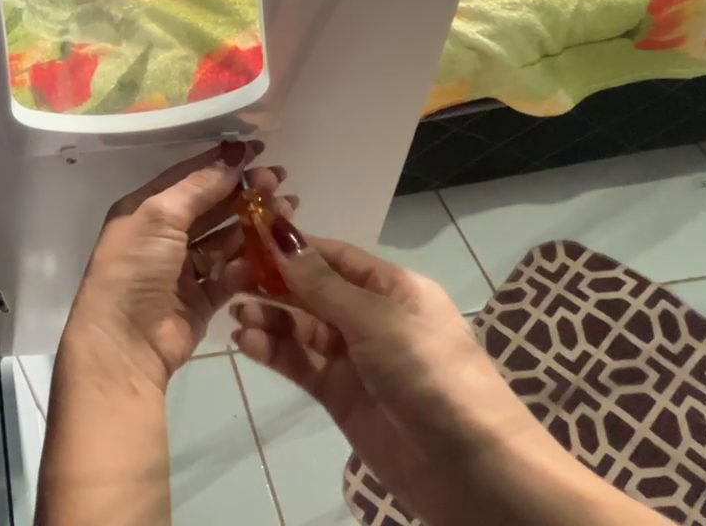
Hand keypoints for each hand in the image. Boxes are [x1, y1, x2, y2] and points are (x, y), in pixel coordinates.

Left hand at [60, 141, 287, 390]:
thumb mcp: (159, 216)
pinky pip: (231, 273)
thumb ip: (198, 187)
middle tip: (280, 180)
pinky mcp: (202, 298)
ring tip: (289, 209)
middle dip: (244, 192)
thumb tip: (232, 157)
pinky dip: (250, 262)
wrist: (125, 341)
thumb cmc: (135, 267)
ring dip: (253, 223)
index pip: (187, 176)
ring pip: (225, 237)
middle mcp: (162, 234)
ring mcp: (182, 267)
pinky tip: (274, 249)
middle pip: (210, 205)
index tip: (258, 150)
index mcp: (144, 208)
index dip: (221, 162)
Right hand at [231, 224, 665, 525]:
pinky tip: (246, 342)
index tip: (244, 234)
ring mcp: (353, 356)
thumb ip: (320, 282)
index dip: (290, 245)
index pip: (331, 255)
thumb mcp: (377, 320)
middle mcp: (370, 316)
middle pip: (309, 288)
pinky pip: (298, 361)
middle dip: (270, 279)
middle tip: (228, 274)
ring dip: (266, 315)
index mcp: (392, 288)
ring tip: (236, 313)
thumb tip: (278, 232)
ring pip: (298, 324)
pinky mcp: (338, 393)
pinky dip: (270, 349)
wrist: (477, 474)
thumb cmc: (432, 375)